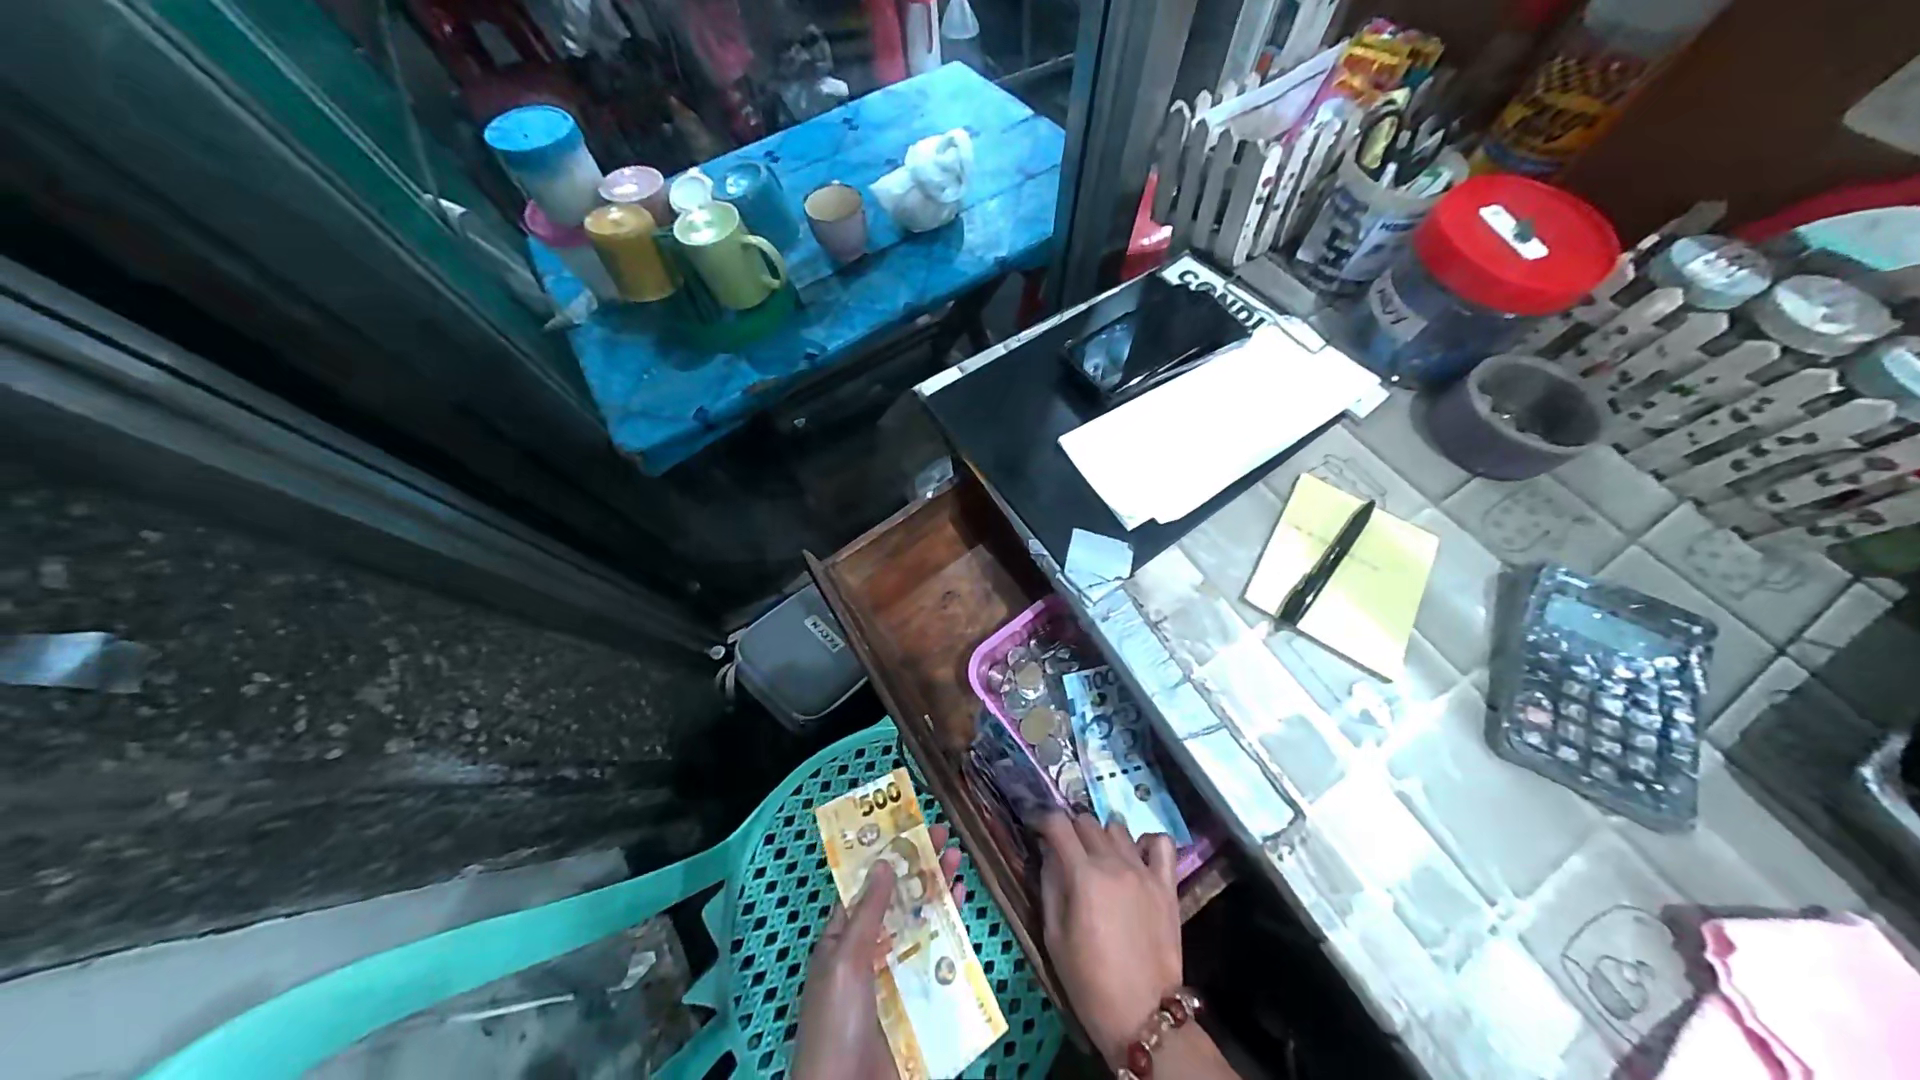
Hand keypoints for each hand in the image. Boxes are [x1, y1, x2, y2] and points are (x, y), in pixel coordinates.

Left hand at [790, 824, 966, 1079]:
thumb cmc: (837, 1021)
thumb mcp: (845, 961)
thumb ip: (867, 914)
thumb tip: (884, 863)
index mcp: (842, 936)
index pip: (868, 884)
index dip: (890, 854)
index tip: (912, 827)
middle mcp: (868, 947)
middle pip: (898, 897)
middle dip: (920, 865)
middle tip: (945, 834)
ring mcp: (893, 971)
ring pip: (919, 920)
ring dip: (938, 890)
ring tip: (959, 859)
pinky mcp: (915, 995)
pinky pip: (934, 953)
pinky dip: (948, 927)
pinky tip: (961, 905)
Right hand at [1036, 813, 1181, 1068]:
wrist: (1142, 1015)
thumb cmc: (1088, 981)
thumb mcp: (1054, 935)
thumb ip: (1050, 884)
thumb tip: (1048, 850)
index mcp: (1083, 875)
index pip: (1058, 824)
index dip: (1042, 821)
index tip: (1036, 829)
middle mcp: (1114, 863)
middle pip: (1086, 822)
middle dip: (1070, 830)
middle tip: (1064, 852)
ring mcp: (1144, 871)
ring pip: (1118, 828)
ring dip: (1102, 836)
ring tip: (1098, 859)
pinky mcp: (1167, 885)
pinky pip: (1161, 843)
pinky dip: (1146, 842)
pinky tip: (1136, 858)